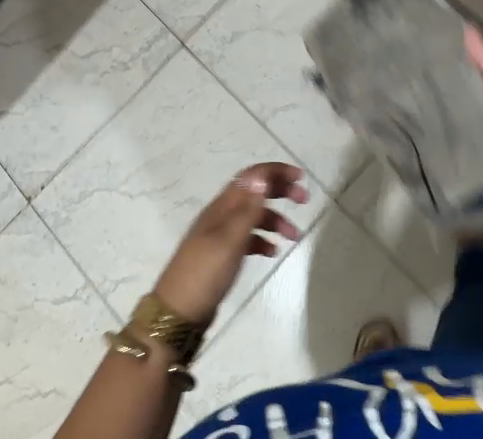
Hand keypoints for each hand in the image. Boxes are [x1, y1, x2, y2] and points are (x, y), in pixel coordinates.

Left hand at [153, 162, 307, 323]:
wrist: (179, 310)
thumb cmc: (205, 272)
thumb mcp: (229, 239)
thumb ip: (247, 209)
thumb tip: (262, 175)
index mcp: (222, 206)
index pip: (250, 177)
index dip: (274, 172)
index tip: (300, 177)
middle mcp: (221, 215)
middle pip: (254, 193)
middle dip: (279, 191)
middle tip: (304, 200)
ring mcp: (221, 235)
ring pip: (254, 217)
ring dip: (276, 220)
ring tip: (294, 236)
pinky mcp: (223, 254)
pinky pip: (248, 239)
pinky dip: (263, 241)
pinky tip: (272, 252)